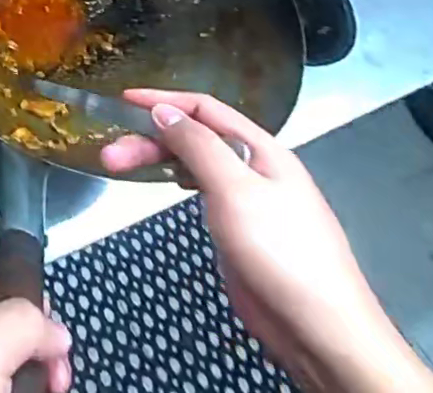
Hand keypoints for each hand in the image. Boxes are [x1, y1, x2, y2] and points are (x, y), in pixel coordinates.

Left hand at [0, 272, 72, 392]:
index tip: (53, 333)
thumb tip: (58, 332)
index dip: (28, 300)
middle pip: (17, 339)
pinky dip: (28, 391)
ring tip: (51, 391)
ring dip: (41, 384)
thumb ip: (25, 320)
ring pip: (17, 378)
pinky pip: (10, 390)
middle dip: (46, 358)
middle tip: (56, 381)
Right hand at [100, 91, 432, 392]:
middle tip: (111, 153)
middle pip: (193, 136)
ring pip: (192, 161)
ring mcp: (248, 199)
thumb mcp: (235, 189)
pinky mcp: (240, 227)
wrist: (322, 333)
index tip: (123, 101)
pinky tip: (160, 181)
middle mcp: (255, 168)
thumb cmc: (280, 252)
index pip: (204, 109)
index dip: (162, 100)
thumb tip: (162, 111)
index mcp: (262, 151)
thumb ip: (198, 145)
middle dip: (148, 138)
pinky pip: (199, 186)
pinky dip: (172, 176)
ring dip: (154, 158)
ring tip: (117, 167)